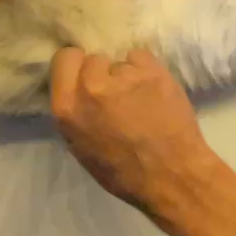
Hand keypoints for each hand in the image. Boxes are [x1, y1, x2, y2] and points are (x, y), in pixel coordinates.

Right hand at [50, 47, 224, 213]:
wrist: (171, 176)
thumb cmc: (123, 173)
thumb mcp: (82, 148)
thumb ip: (75, 114)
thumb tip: (78, 94)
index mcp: (67, 108)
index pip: (64, 59)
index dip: (76, 66)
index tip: (85, 79)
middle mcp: (91, 87)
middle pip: (92, 59)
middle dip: (102, 73)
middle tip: (116, 95)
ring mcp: (123, 76)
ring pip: (120, 62)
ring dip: (127, 76)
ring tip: (140, 100)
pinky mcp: (153, 71)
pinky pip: (142, 59)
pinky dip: (147, 72)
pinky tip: (154, 93)